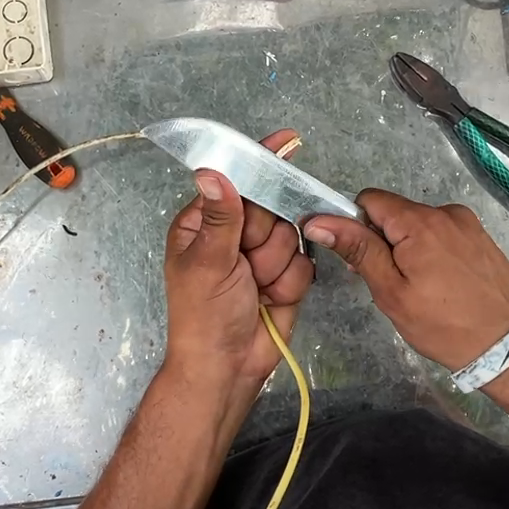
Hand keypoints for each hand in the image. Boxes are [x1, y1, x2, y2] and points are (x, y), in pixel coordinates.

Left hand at [162, 130, 315, 397]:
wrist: (228, 367)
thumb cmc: (204, 314)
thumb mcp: (208, 262)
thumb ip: (221, 217)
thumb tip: (212, 170)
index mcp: (205, 220)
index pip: (237, 179)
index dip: (261, 161)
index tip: (289, 140)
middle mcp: (235, 231)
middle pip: (272, 205)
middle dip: (264, 236)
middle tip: (245, 261)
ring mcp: (263, 253)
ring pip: (292, 234)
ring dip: (275, 265)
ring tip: (254, 288)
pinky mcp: (287, 275)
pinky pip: (304, 263)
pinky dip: (290, 283)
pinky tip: (270, 299)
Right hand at [304, 190, 508, 370]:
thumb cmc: (443, 325)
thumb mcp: (391, 292)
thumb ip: (358, 249)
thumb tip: (318, 220)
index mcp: (419, 222)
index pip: (368, 199)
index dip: (356, 225)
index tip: (362, 260)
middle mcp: (444, 212)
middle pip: (394, 212)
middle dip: (383, 241)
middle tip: (390, 284)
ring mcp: (467, 223)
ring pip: (417, 224)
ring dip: (407, 247)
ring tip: (420, 288)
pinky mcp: (480, 237)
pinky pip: (441, 233)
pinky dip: (431, 251)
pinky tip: (442, 284)